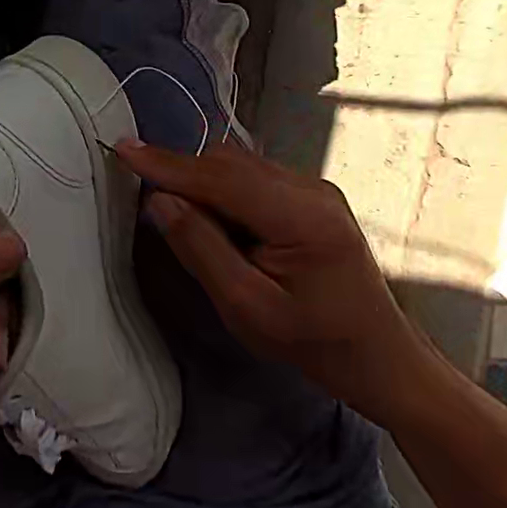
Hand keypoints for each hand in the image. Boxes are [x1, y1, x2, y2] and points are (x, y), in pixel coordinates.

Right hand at [114, 140, 429, 420]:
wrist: (382, 358)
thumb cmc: (316, 344)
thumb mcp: (247, 309)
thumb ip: (200, 248)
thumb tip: (159, 200)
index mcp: (302, 217)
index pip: (220, 178)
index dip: (168, 164)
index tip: (124, 148)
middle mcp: (310, 188)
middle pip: (228, 163)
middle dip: (185, 178)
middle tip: (163, 216)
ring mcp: (314, 187)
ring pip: (237, 164)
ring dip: (204, 185)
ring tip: (201, 231)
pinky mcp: (311, 194)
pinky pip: (251, 176)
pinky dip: (224, 192)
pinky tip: (227, 228)